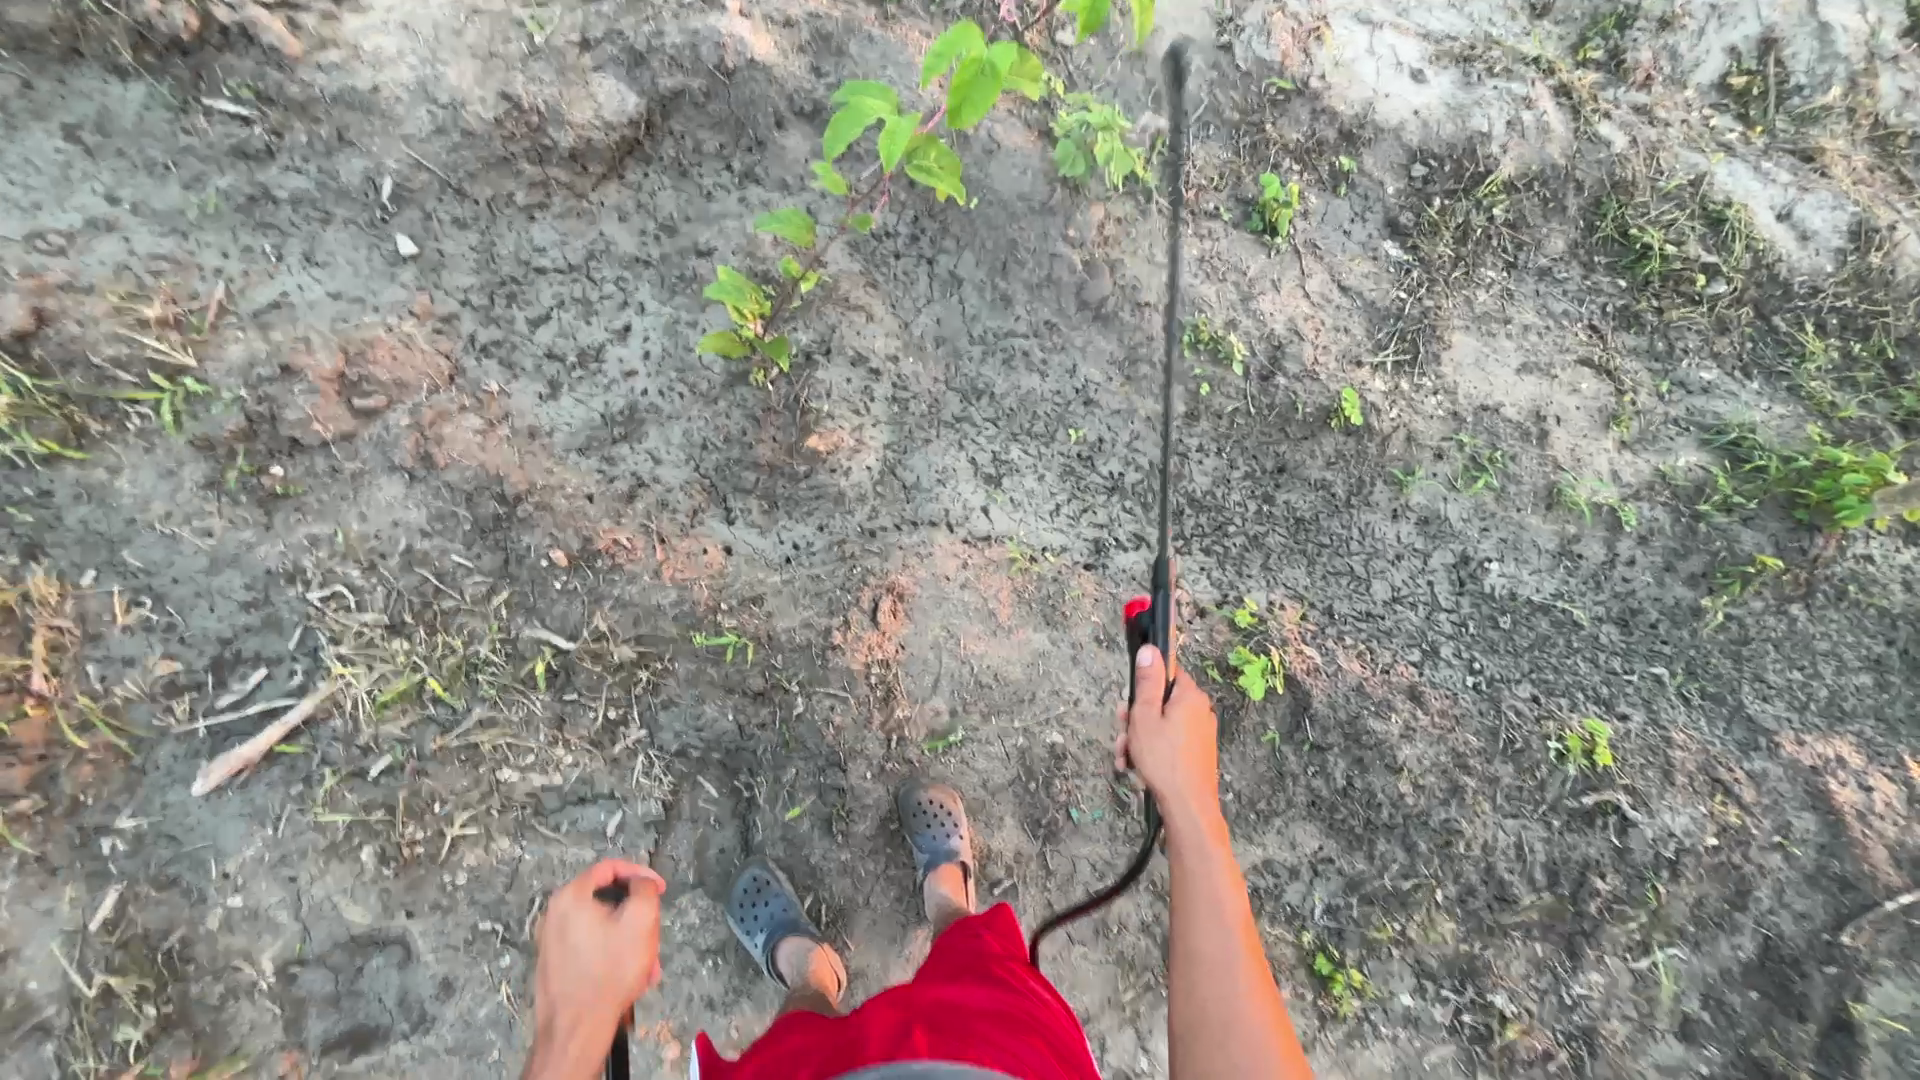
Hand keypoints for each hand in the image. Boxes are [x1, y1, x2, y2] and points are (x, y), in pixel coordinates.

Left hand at [524, 859, 664, 1079]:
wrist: (576, 1029)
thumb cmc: (611, 969)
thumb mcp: (641, 919)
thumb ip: (644, 888)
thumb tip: (640, 883)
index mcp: (571, 896)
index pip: (610, 867)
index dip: (640, 873)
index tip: (660, 889)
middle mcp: (554, 914)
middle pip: (607, 899)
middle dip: (635, 915)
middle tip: (654, 930)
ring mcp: (551, 941)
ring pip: (602, 926)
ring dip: (628, 938)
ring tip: (648, 963)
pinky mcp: (554, 965)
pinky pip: (591, 946)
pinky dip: (612, 953)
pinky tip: (630, 976)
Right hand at [1116, 644, 1220, 832]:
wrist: (1188, 806)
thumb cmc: (1163, 759)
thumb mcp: (1145, 716)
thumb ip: (1147, 682)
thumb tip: (1150, 649)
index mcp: (1190, 696)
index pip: (1165, 673)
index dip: (1143, 687)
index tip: (1129, 705)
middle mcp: (1200, 710)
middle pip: (1160, 701)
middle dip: (1135, 719)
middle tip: (1124, 736)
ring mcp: (1200, 732)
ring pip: (1161, 724)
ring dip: (1139, 738)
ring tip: (1127, 759)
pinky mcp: (1197, 752)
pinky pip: (1169, 741)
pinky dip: (1152, 750)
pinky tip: (1137, 768)